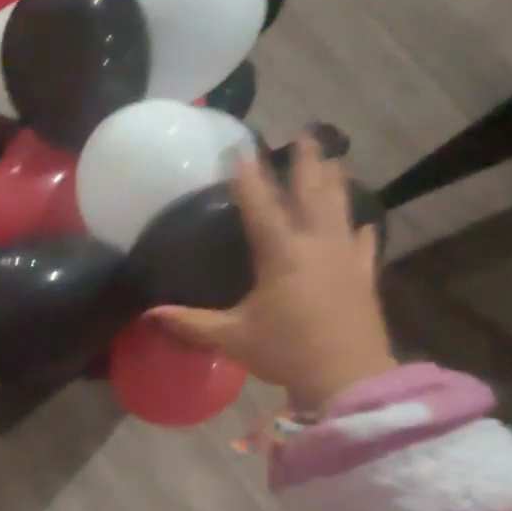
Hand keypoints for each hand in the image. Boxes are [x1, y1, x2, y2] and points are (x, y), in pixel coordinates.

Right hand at [147, 137, 396, 410]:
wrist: (347, 375)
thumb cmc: (284, 351)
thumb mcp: (230, 337)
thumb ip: (190, 322)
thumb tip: (148, 314)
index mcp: (281, 255)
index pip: (261, 207)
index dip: (248, 179)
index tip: (240, 150)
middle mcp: (316, 246)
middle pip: (312, 195)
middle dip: (307, 164)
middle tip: (307, 135)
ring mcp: (344, 259)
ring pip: (340, 209)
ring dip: (335, 183)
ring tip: (335, 160)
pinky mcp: (362, 277)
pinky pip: (362, 244)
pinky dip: (359, 230)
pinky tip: (362, 223)